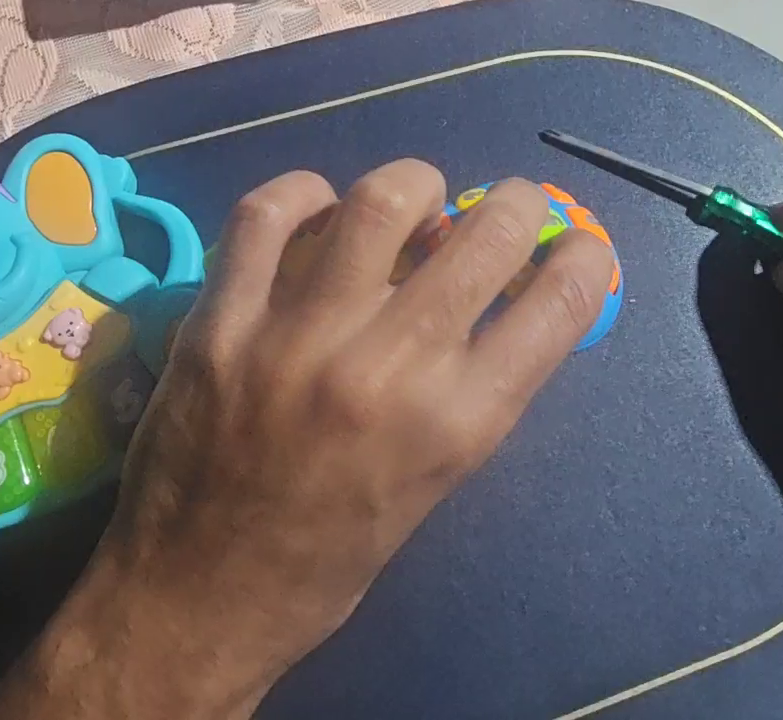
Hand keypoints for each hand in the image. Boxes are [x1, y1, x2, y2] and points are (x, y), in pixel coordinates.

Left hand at [0, 162, 613, 719]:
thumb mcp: (432, 479)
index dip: (584, 260)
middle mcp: (387, 370)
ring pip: (378, 203)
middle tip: (504, 205)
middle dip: (518, 204)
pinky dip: (303, 194)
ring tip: (412, 200)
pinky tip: (318, 208)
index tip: (577, 245)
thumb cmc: (334, 551)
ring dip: (413, 184)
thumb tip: (501, 288)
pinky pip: (266, 215)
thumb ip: (474, 383)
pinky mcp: (221, 321)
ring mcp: (296, 339)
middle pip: (485, 237)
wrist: (198, 598)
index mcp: (455, 426)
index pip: (556, 308)